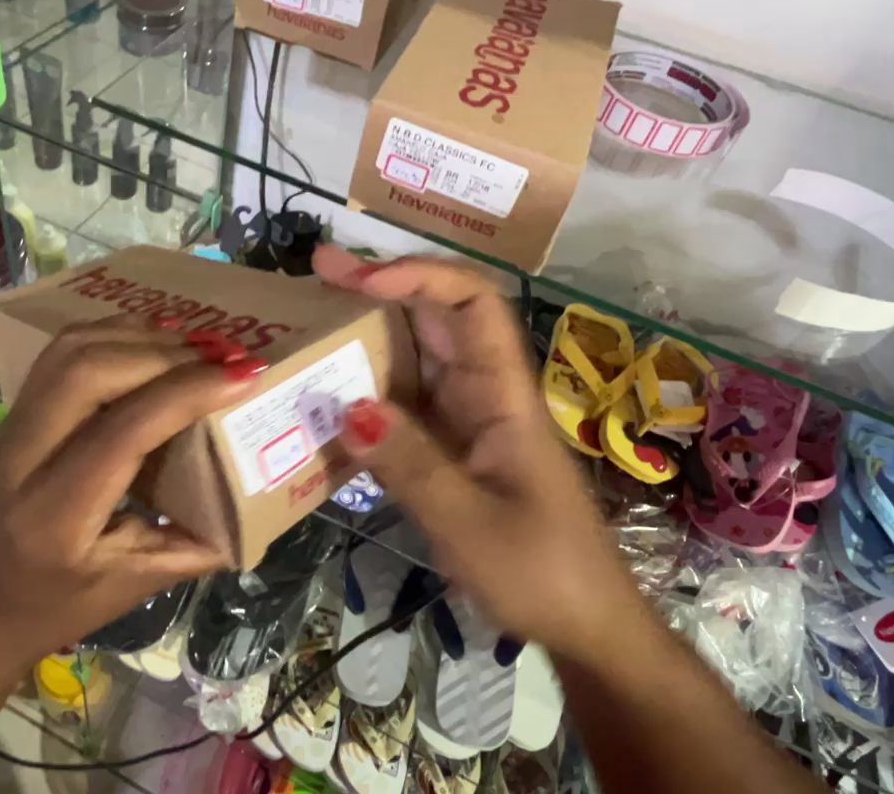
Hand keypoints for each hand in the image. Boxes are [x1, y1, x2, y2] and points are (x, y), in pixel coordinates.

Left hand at [0, 317, 267, 664]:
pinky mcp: (16, 408)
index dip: (188, 393)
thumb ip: (197, 543)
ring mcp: (11, 425)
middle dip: (166, 354)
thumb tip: (259, 493)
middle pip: (89, 371)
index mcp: (55, 516)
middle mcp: (23, 459)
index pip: (123, 431)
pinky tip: (155, 342)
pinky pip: (63, 349)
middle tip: (225, 356)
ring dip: (141, 336)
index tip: (245, 376)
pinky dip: (115, 333)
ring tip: (197, 345)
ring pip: (72, 349)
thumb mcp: (136, 586)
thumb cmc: (61, 604)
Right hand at [313, 245, 645, 663]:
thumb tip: (346, 407)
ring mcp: (466, 418)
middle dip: (380, 284)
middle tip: (316, 269)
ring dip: (368, 330)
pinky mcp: (451, 447)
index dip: (420, 275)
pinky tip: (326, 390)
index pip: (473, 302)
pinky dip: (367, 385)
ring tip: (310, 315)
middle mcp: (483, 391)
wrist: (583, 623)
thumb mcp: (469, 524)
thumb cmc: (541, 571)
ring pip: (416, 353)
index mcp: (502, 392)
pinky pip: (405, 400)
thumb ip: (409, 465)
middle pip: (437, 314)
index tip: (360, 279)